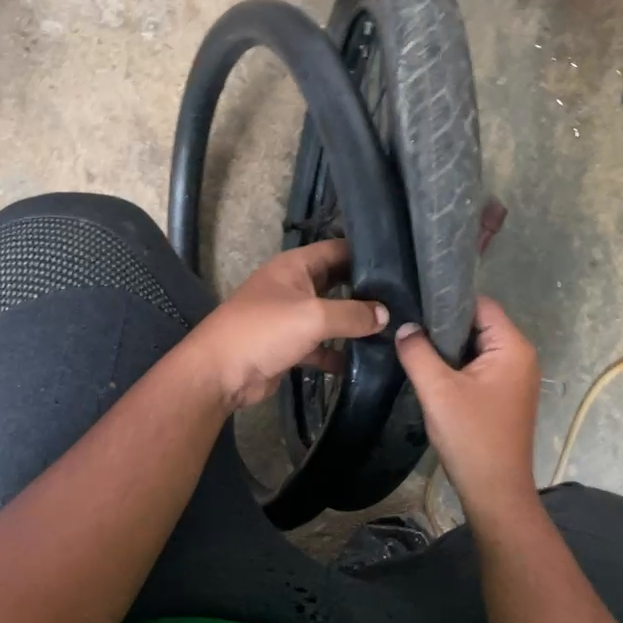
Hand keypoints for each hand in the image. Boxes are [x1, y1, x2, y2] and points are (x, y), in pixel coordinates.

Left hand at [183, 239, 388, 410]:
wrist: (220, 373)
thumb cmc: (263, 331)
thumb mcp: (313, 316)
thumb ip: (353, 314)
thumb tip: (386, 314)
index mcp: (295, 266)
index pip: (337, 249)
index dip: (366, 253)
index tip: (400, 263)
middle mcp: (294, 286)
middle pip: (337, 282)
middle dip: (366, 291)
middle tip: (403, 299)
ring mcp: (291, 317)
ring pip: (331, 316)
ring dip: (355, 324)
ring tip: (393, 330)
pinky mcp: (290, 346)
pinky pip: (322, 345)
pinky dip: (340, 353)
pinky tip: (366, 362)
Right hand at [394, 296, 542, 514]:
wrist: (494, 491)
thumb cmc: (471, 436)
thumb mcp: (438, 390)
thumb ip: (418, 352)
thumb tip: (405, 327)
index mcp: (513, 347)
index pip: (481, 304)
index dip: (447, 300)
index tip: (413, 303)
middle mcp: (520, 356)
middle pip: (479, 324)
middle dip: (444, 325)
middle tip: (408, 326)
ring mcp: (515, 378)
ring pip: (476, 348)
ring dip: (448, 349)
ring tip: (414, 346)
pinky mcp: (505, 396)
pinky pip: (479, 368)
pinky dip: (457, 367)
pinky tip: (431, 372)